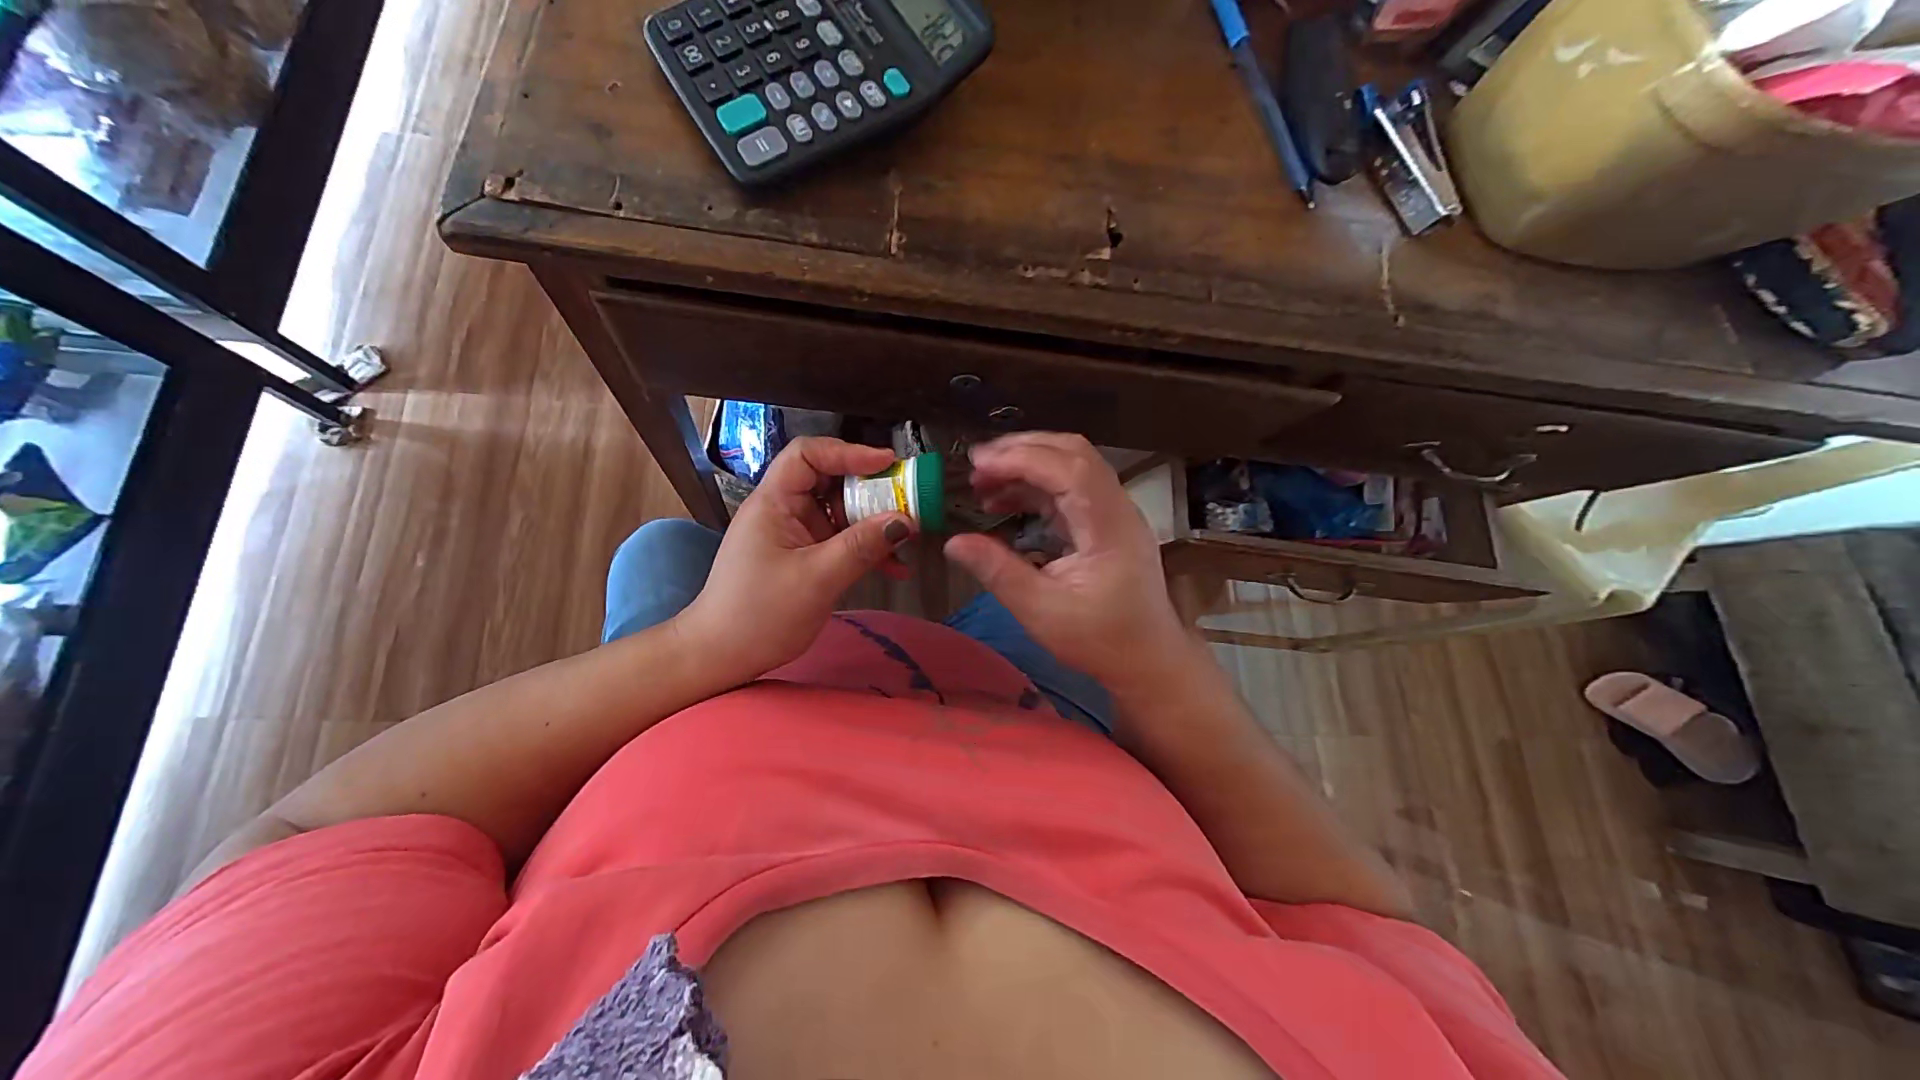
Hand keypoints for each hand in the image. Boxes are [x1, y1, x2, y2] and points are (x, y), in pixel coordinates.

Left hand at [676, 437, 914, 683]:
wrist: (722, 656)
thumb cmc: (759, 614)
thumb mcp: (816, 578)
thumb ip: (862, 546)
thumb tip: (905, 521)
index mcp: (775, 502)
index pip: (809, 455)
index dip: (849, 452)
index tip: (888, 463)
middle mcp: (786, 511)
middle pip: (832, 482)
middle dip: (873, 490)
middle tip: (910, 500)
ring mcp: (796, 535)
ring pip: (843, 513)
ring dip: (876, 524)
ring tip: (909, 538)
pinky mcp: (806, 559)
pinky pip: (843, 542)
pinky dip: (868, 550)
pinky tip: (895, 567)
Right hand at [943, 433, 1191, 693]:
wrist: (1148, 660)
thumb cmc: (1099, 640)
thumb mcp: (1040, 611)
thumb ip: (997, 571)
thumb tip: (952, 542)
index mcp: (1108, 526)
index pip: (1069, 469)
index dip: (1021, 458)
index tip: (978, 464)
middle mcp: (1117, 508)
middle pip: (1073, 454)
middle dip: (1022, 450)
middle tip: (976, 465)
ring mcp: (1114, 513)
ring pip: (1072, 466)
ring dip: (1027, 466)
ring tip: (983, 484)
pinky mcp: (1106, 523)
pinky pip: (1071, 489)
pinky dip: (1036, 488)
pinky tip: (1006, 503)